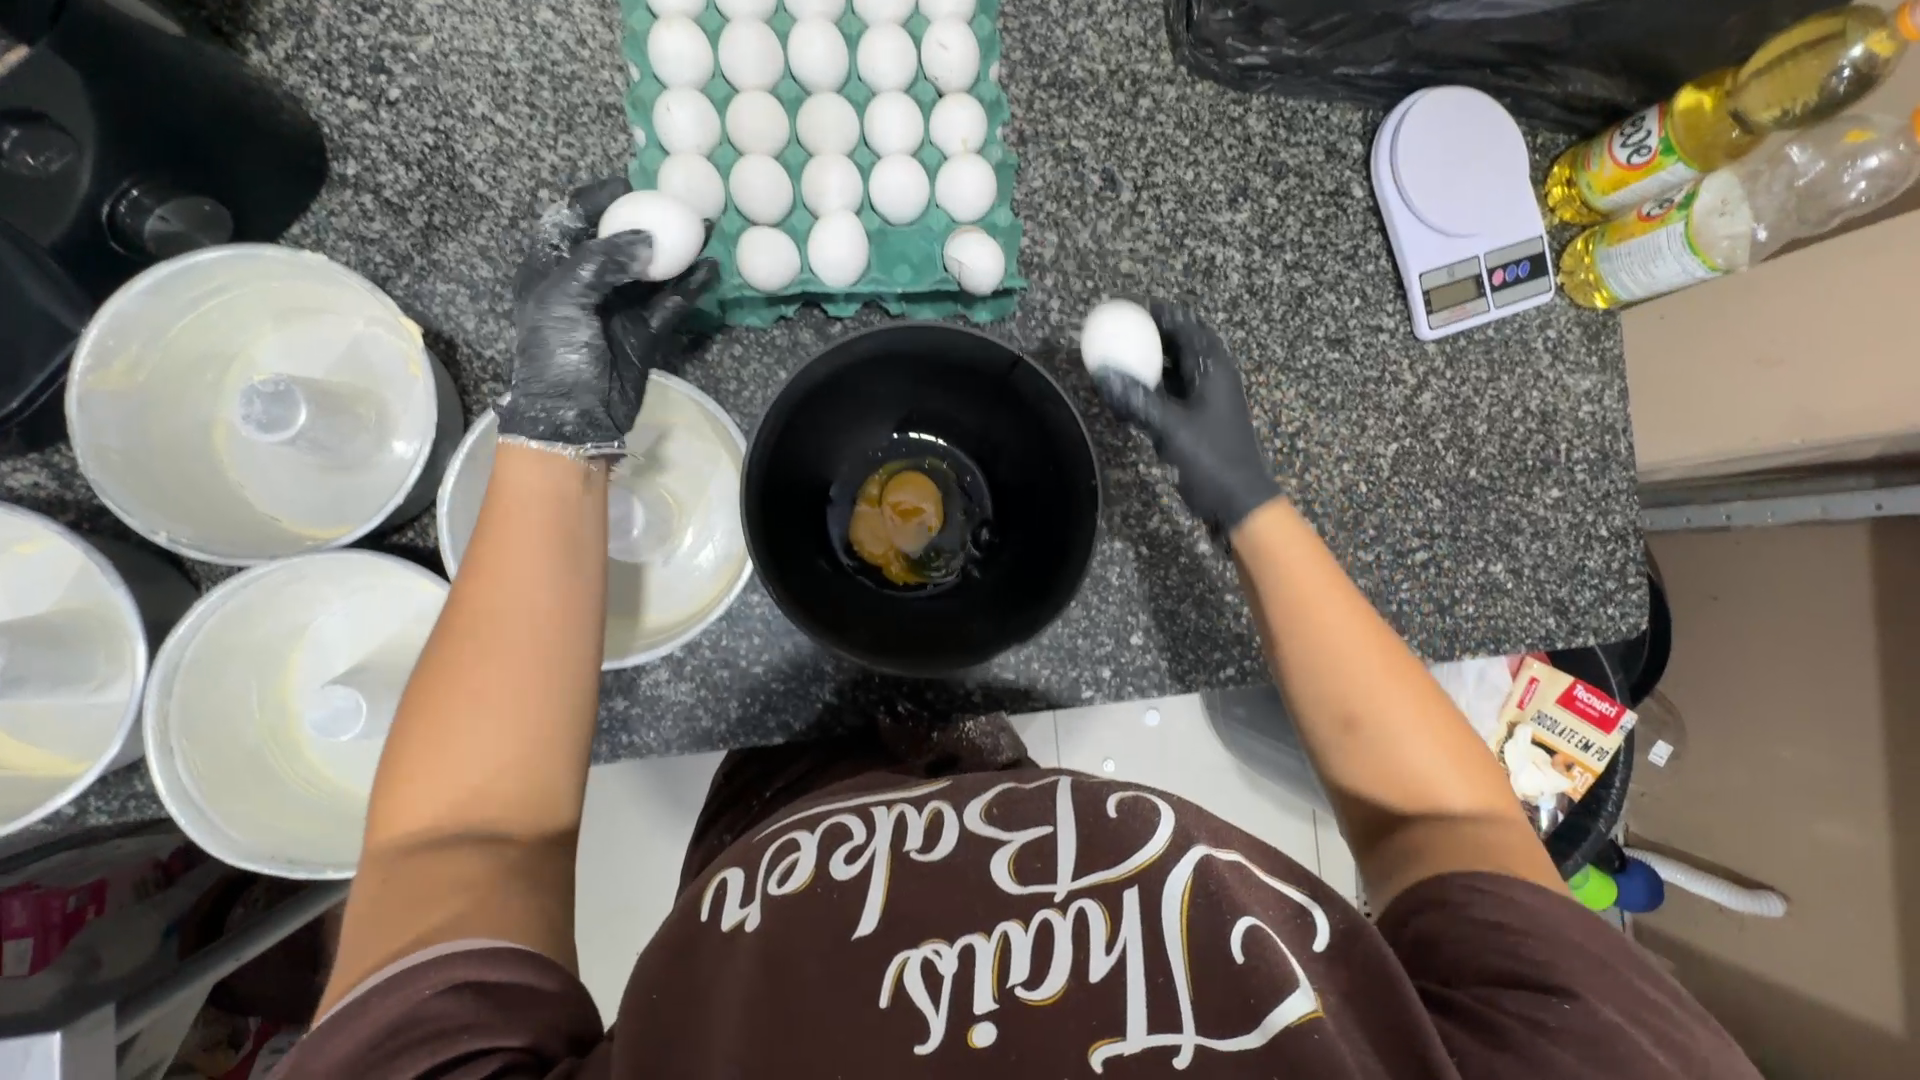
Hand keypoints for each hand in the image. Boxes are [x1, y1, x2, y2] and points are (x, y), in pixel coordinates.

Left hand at [499, 176, 716, 456]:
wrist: (575, 414)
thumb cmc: (555, 351)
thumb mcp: (565, 297)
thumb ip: (603, 260)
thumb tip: (649, 238)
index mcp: (552, 266)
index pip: (574, 217)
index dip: (601, 197)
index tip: (634, 182)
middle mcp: (587, 281)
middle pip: (620, 239)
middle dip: (650, 220)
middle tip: (681, 203)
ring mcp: (619, 307)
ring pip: (652, 270)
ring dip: (678, 253)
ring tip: (706, 230)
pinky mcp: (646, 332)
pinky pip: (671, 303)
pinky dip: (690, 287)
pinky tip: (710, 269)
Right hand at [1091, 300, 1280, 534]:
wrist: (1238, 500)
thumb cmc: (1212, 459)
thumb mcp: (1171, 427)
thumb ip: (1137, 399)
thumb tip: (1103, 374)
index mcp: (1214, 370)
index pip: (1187, 327)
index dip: (1160, 314)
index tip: (1130, 307)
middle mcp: (1211, 379)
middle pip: (1179, 345)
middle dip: (1149, 337)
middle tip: (1116, 333)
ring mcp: (1205, 401)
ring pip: (1173, 372)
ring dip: (1148, 366)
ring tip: (1117, 361)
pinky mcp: (1196, 422)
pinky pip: (1169, 397)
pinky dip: (1149, 392)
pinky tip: (1127, 398)